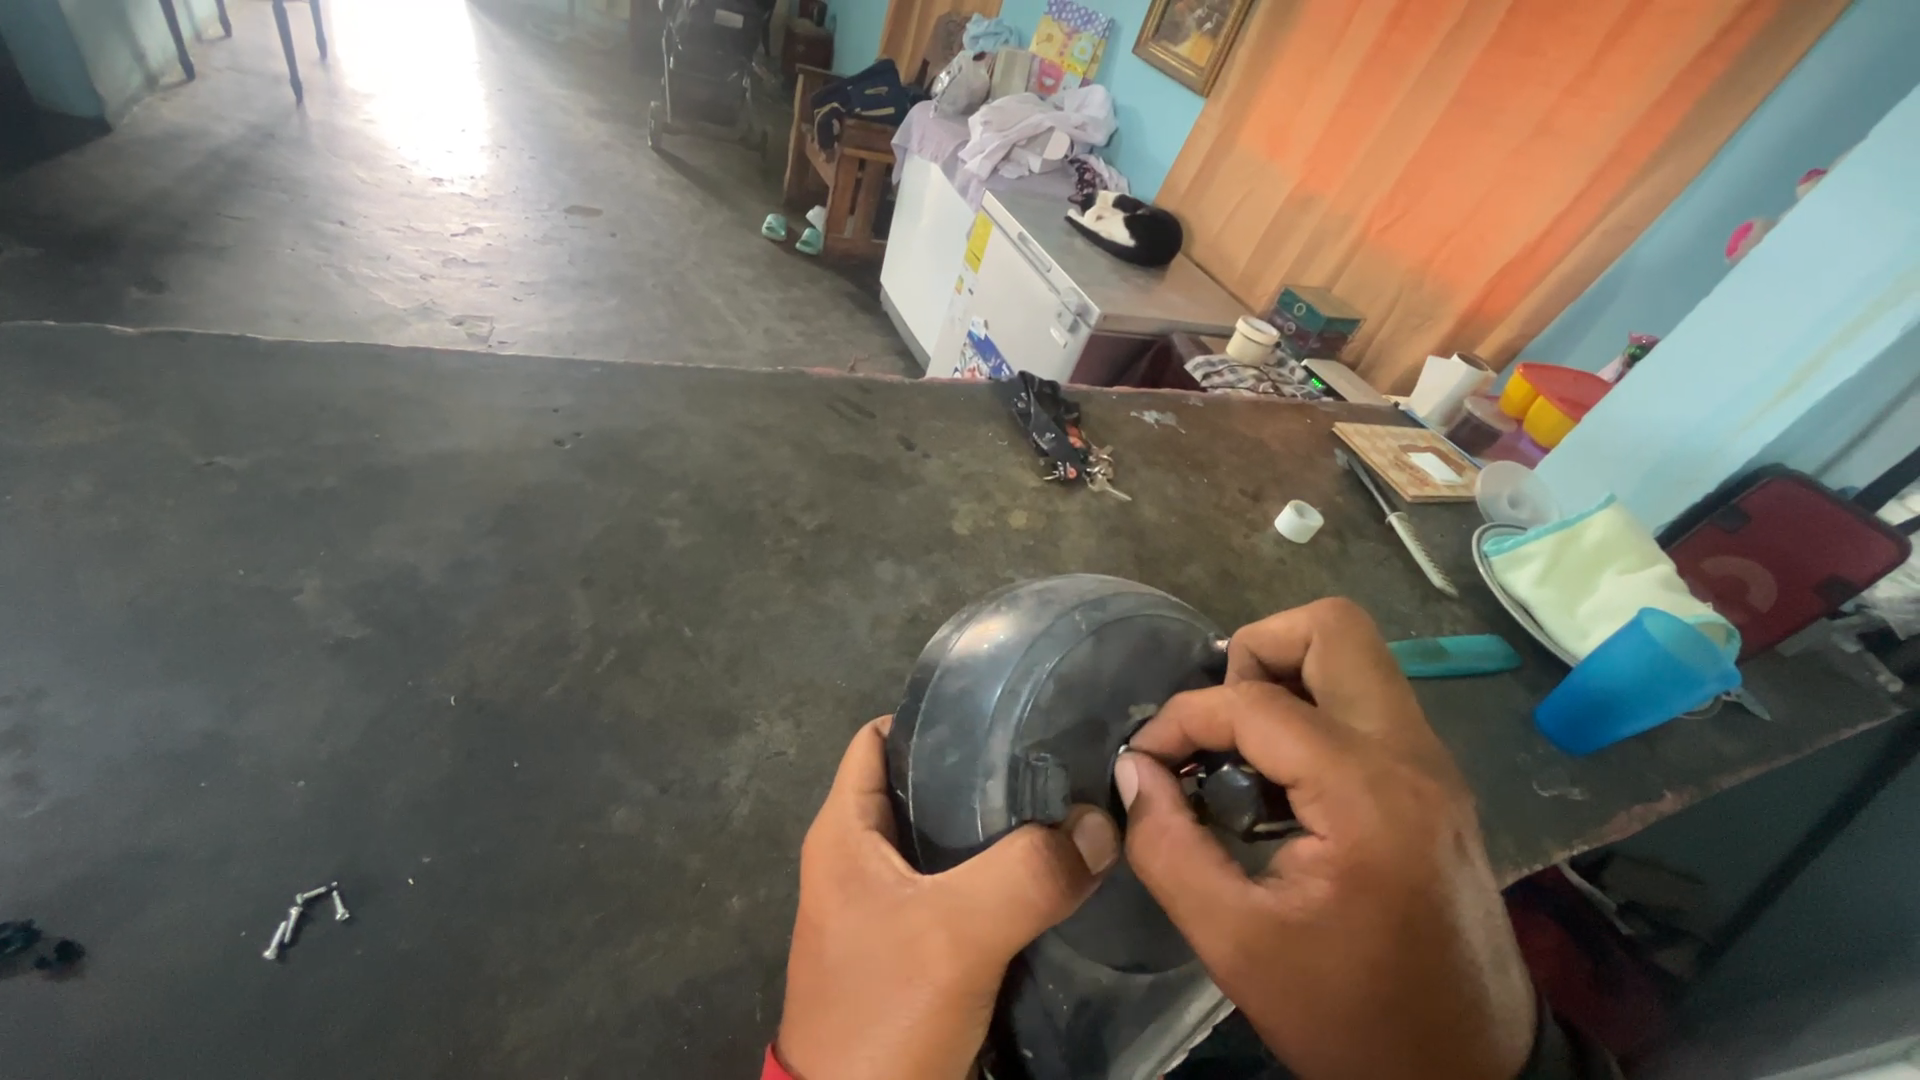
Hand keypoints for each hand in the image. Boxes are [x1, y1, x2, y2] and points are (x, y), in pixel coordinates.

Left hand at [777, 716, 1120, 1079]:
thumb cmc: (883, 1011)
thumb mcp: (954, 933)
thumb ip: (1027, 874)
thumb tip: (1100, 825)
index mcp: (844, 830)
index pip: (882, 738)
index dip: (935, 716)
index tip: (1004, 708)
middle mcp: (861, 856)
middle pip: (922, 785)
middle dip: (981, 769)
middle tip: (1052, 756)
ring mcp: (887, 903)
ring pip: (947, 840)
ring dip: (996, 827)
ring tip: (1062, 804)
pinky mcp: (915, 944)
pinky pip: (960, 888)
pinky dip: (998, 875)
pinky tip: (1048, 871)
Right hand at [1115, 599, 1536, 1079]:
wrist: (1470, 1076)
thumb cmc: (1351, 1017)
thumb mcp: (1235, 944)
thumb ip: (1167, 846)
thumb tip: (1135, 772)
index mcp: (1367, 793)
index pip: (1255, 701)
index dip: (1182, 718)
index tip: (1146, 762)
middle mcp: (1412, 755)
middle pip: (1332, 628)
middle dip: (1252, 653)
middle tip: (1215, 725)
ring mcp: (1432, 763)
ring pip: (1353, 657)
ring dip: (1282, 678)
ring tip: (1239, 749)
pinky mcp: (1433, 781)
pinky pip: (1363, 701)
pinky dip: (1308, 711)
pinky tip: (1276, 781)